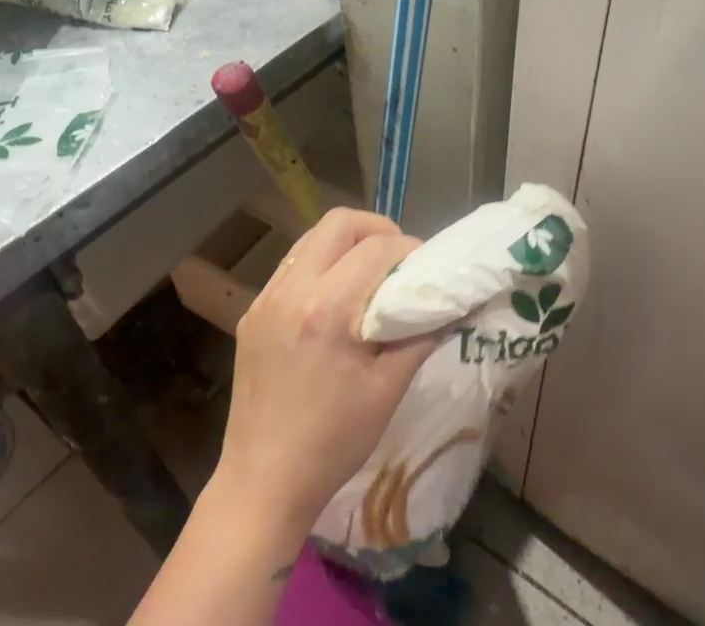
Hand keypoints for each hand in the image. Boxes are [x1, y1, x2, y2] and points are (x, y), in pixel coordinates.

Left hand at [212, 207, 439, 531]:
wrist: (264, 481)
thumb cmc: (335, 441)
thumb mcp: (389, 389)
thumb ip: (421, 335)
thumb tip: (452, 305)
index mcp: (329, 308)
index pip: (378, 247)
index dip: (411, 249)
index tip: (428, 269)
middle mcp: (292, 291)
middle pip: (339, 224)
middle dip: (377, 231)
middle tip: (399, 261)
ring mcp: (265, 300)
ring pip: (310, 240)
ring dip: (346, 246)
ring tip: (370, 278)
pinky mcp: (252, 316)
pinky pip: (291, 269)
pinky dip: (320, 268)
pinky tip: (335, 302)